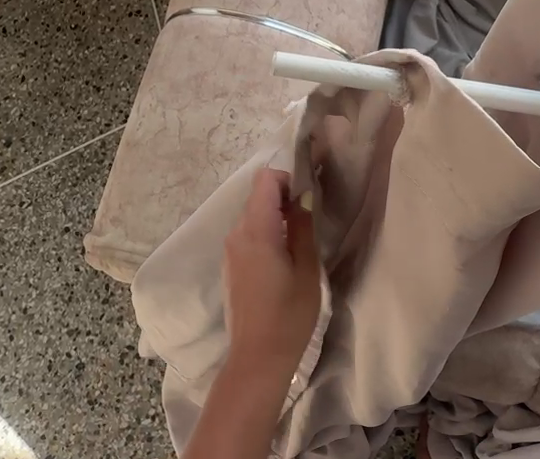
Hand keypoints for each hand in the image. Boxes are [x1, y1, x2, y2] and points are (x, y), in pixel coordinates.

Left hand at [222, 168, 321, 382]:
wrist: (257, 359)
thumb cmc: (288, 314)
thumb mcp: (306, 268)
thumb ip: (302, 226)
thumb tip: (303, 197)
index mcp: (256, 229)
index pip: (265, 180)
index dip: (288, 180)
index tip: (308, 199)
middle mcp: (237, 233)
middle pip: (258, 196)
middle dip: (283, 198)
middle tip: (308, 221)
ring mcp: (230, 250)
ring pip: (253, 215)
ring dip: (275, 217)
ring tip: (298, 242)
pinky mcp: (231, 266)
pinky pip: (247, 235)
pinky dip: (265, 234)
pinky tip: (282, 260)